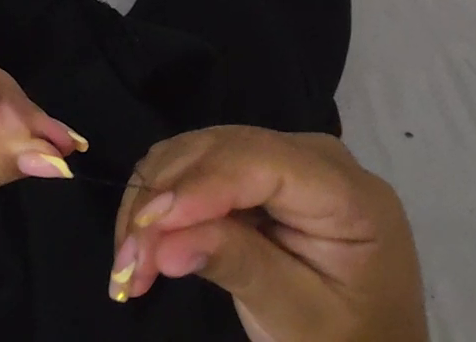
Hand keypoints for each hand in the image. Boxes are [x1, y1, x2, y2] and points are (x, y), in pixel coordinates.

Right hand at [111, 126, 426, 341]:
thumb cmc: (347, 340)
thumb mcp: (300, 316)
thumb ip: (238, 267)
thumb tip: (160, 244)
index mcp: (348, 192)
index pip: (259, 163)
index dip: (198, 186)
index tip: (149, 226)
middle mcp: (309, 155)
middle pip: (215, 152)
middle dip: (162, 201)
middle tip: (127, 260)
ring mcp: (276, 155)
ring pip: (190, 154)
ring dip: (150, 202)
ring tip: (128, 260)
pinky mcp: (246, 167)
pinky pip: (187, 167)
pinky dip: (157, 202)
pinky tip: (141, 240)